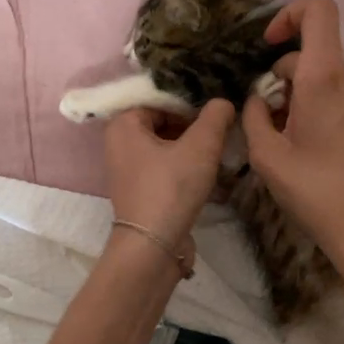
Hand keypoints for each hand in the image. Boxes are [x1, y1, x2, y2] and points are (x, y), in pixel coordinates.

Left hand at [102, 101, 234, 270]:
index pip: (160, 96)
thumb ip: (215, 117)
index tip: (218, 107)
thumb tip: (223, 102)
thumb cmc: (171, 189)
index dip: (191, 100)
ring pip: (166, 145)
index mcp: (123, 124)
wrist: (152, 247)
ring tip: (221, 147)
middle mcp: (119, 143)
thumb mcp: (200, 147)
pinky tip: (211, 170)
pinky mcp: (140, 190)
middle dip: (193, 124)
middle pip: (163, 120)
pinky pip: (165, 167)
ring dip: (193, 146)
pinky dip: (185, 166)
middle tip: (223, 127)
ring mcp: (128, 169)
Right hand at [241, 0, 343, 287]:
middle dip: (279, 74)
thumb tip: (256, 100)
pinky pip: (335, 95)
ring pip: (321, 75)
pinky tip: (300, 146)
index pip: (318, 11)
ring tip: (278, 137)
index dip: (288, 15)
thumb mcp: (268, 157)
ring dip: (294, 94)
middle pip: (311, 50)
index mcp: (324, 78)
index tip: (266, 46)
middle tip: (262, 116)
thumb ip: (253, 118)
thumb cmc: (317, 193)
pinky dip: (311, 107)